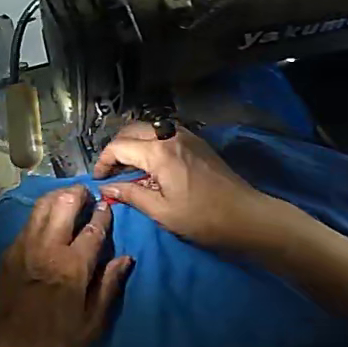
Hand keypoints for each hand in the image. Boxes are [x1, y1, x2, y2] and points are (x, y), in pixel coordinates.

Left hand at [0, 186, 133, 346]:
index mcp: (72, 267)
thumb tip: (125, 258)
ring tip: (70, 200)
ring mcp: (23, 246)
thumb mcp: (91, 324)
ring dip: (58, 197)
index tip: (109, 206)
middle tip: (89, 194)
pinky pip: (28, 222)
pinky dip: (41, 213)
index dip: (104, 214)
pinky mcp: (8, 252)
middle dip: (79, 194)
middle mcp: (46, 248)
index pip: (93, 228)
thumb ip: (108, 286)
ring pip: (41, 206)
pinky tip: (49, 220)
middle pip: (64, 203)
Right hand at [93, 122, 287, 253]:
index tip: (99, 179)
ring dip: (133, 143)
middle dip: (116, 148)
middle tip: (111, 172)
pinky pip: (163, 133)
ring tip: (128, 167)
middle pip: (130, 131)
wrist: (248, 216)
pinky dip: (149, 142)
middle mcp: (169, 135)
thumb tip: (106, 189)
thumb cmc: (203, 218)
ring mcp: (185, 135)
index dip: (103, 161)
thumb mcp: (162, 211)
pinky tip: (151, 164)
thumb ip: (130, 195)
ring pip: (147, 128)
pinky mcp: (196, 141)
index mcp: (158, 152)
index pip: (118, 147)